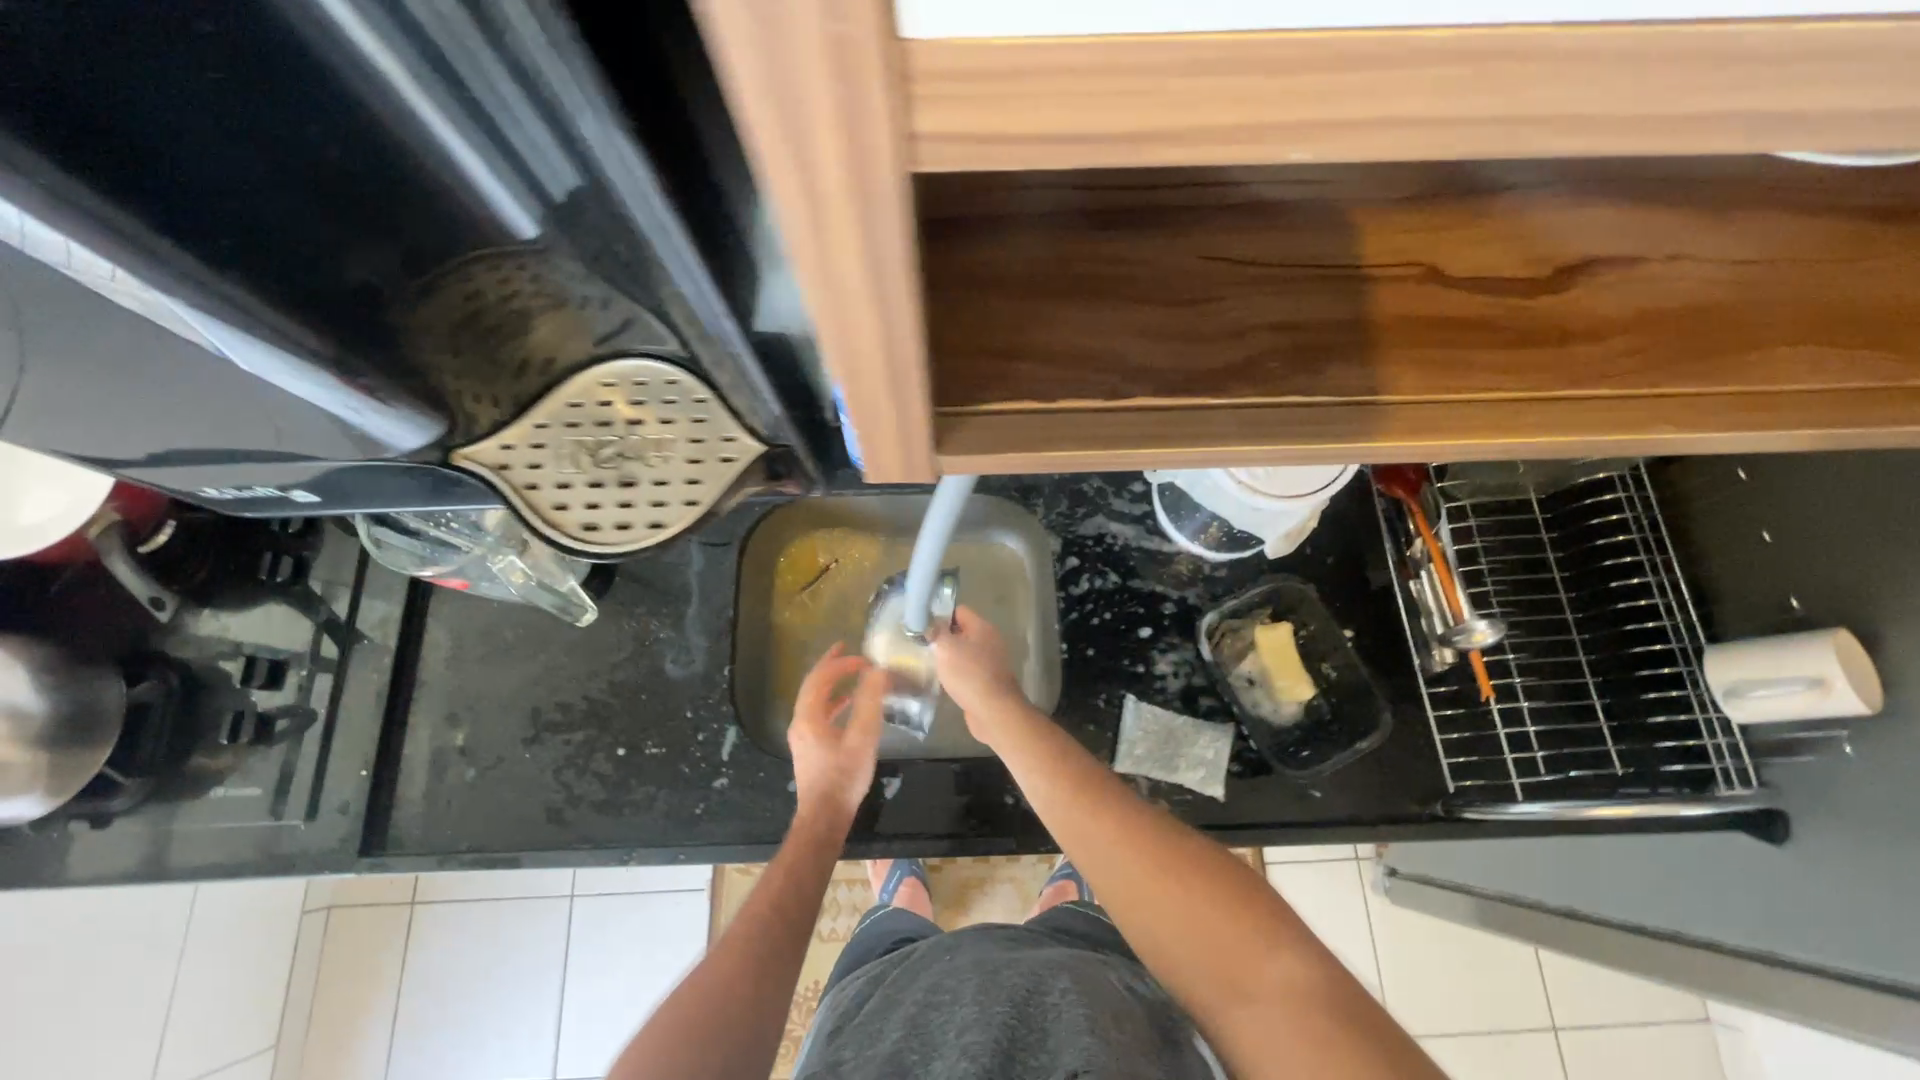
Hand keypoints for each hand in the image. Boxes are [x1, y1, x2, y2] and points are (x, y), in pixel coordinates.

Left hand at [788, 643, 885, 826]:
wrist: (824, 817)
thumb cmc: (844, 777)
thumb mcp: (862, 738)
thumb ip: (869, 702)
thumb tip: (876, 671)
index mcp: (808, 716)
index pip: (821, 678)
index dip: (842, 663)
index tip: (865, 659)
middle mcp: (800, 722)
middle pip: (812, 685)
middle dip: (830, 666)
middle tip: (846, 649)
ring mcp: (802, 736)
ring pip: (814, 699)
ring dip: (832, 684)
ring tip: (851, 674)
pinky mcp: (809, 748)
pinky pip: (819, 714)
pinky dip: (834, 703)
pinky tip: (849, 707)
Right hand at [933, 606, 1030, 744]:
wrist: (993, 711)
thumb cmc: (969, 674)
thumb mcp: (946, 648)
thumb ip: (936, 632)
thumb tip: (930, 622)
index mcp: (982, 627)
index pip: (959, 611)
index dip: (940, 615)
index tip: (923, 626)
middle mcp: (989, 641)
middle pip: (961, 632)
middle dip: (942, 637)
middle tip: (921, 645)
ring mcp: (990, 662)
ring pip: (964, 652)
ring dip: (948, 657)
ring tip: (927, 662)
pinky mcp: (987, 680)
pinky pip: (967, 670)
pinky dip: (955, 674)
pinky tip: (941, 680)